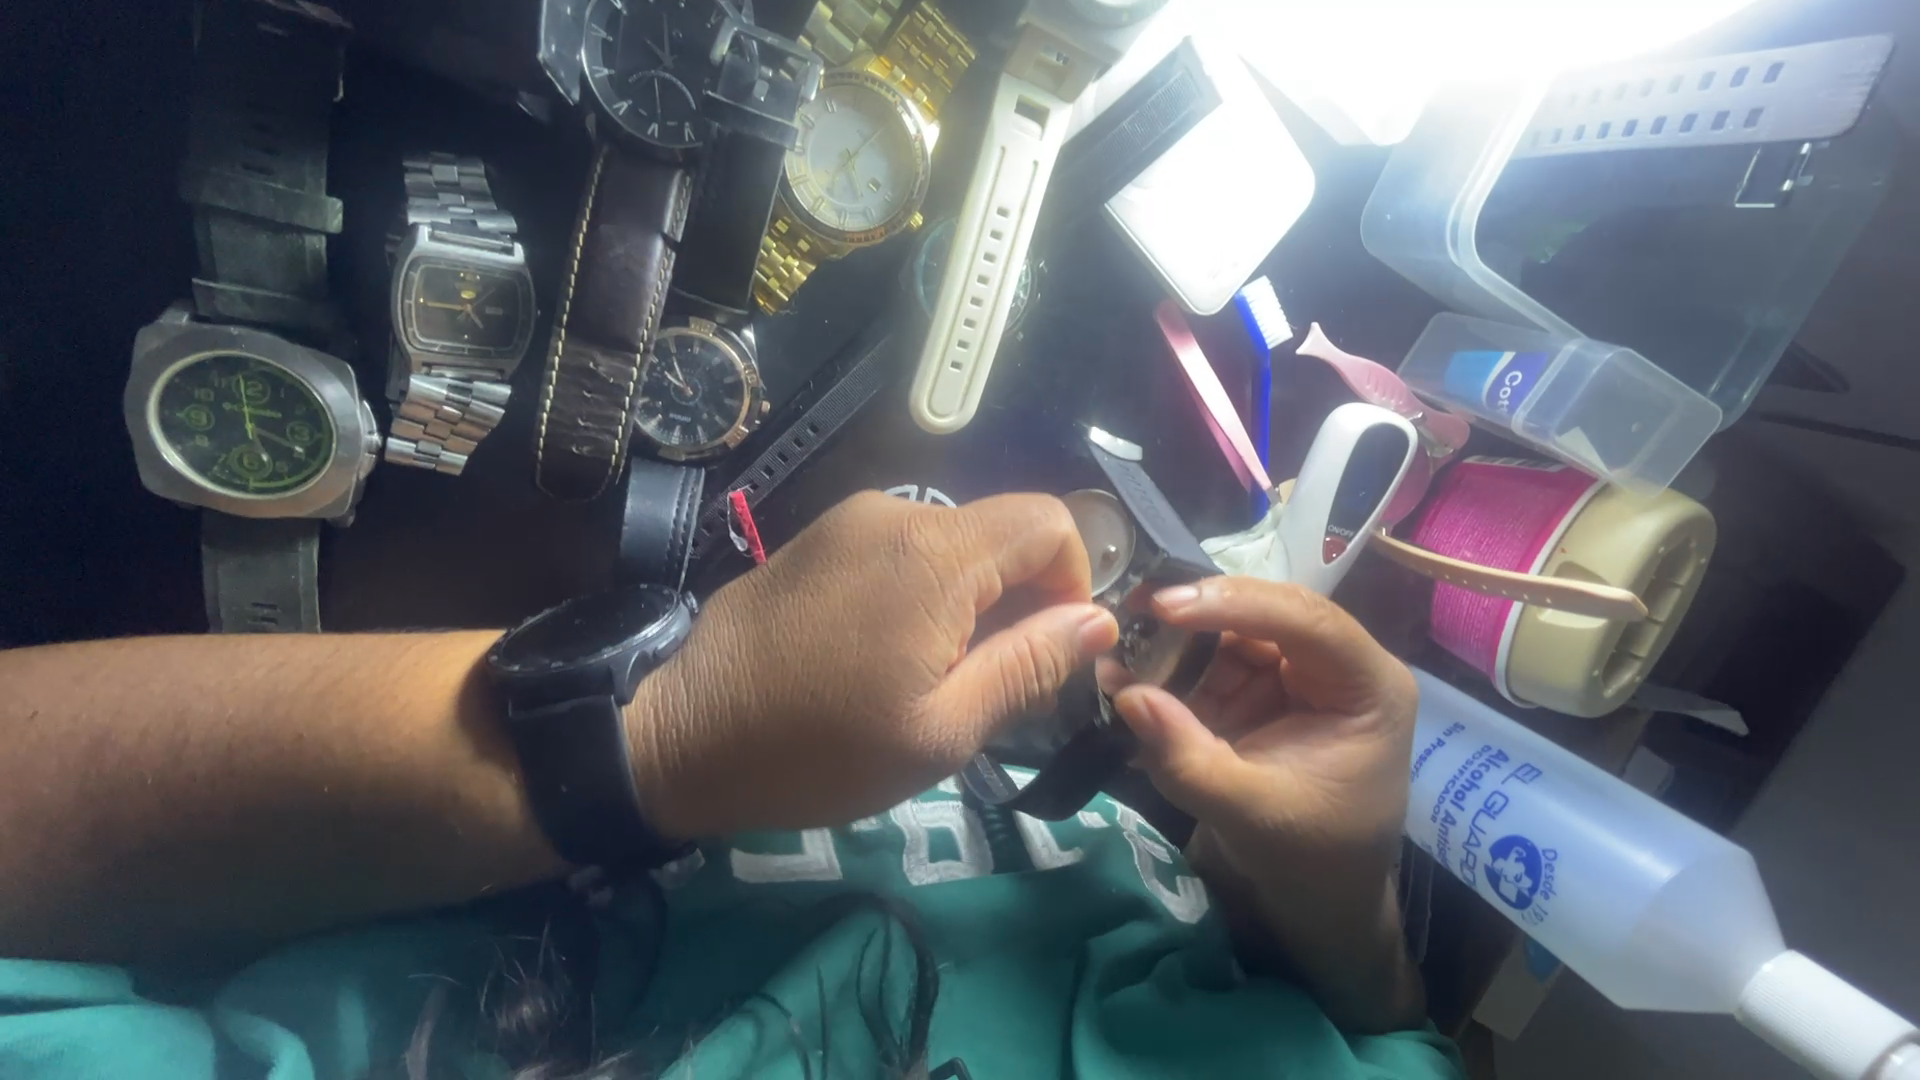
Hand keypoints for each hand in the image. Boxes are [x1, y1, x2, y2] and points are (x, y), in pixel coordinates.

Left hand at [635, 491, 1120, 836]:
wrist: (679, 736)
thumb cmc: (816, 748)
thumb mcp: (941, 730)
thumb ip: (1027, 665)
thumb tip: (1097, 622)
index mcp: (933, 553)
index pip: (1050, 520)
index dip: (1072, 580)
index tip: (1048, 648)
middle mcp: (895, 513)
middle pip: (1002, 531)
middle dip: (1020, 598)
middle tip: (990, 679)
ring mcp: (850, 520)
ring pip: (955, 544)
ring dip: (971, 600)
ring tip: (932, 673)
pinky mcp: (820, 539)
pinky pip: (904, 550)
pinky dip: (925, 592)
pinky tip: (886, 651)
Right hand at [1108, 578, 1417, 879]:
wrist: (1313, 892)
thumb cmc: (1309, 855)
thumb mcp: (1250, 814)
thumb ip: (1188, 759)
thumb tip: (1126, 694)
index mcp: (1366, 687)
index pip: (1306, 620)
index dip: (1234, 603)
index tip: (1165, 607)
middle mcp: (1333, 664)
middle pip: (1261, 613)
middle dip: (1193, 615)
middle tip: (1127, 612)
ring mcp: (1293, 671)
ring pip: (1226, 630)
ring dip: (1173, 643)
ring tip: (1119, 658)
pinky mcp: (1257, 684)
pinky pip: (1208, 659)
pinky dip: (1168, 669)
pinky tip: (1131, 679)